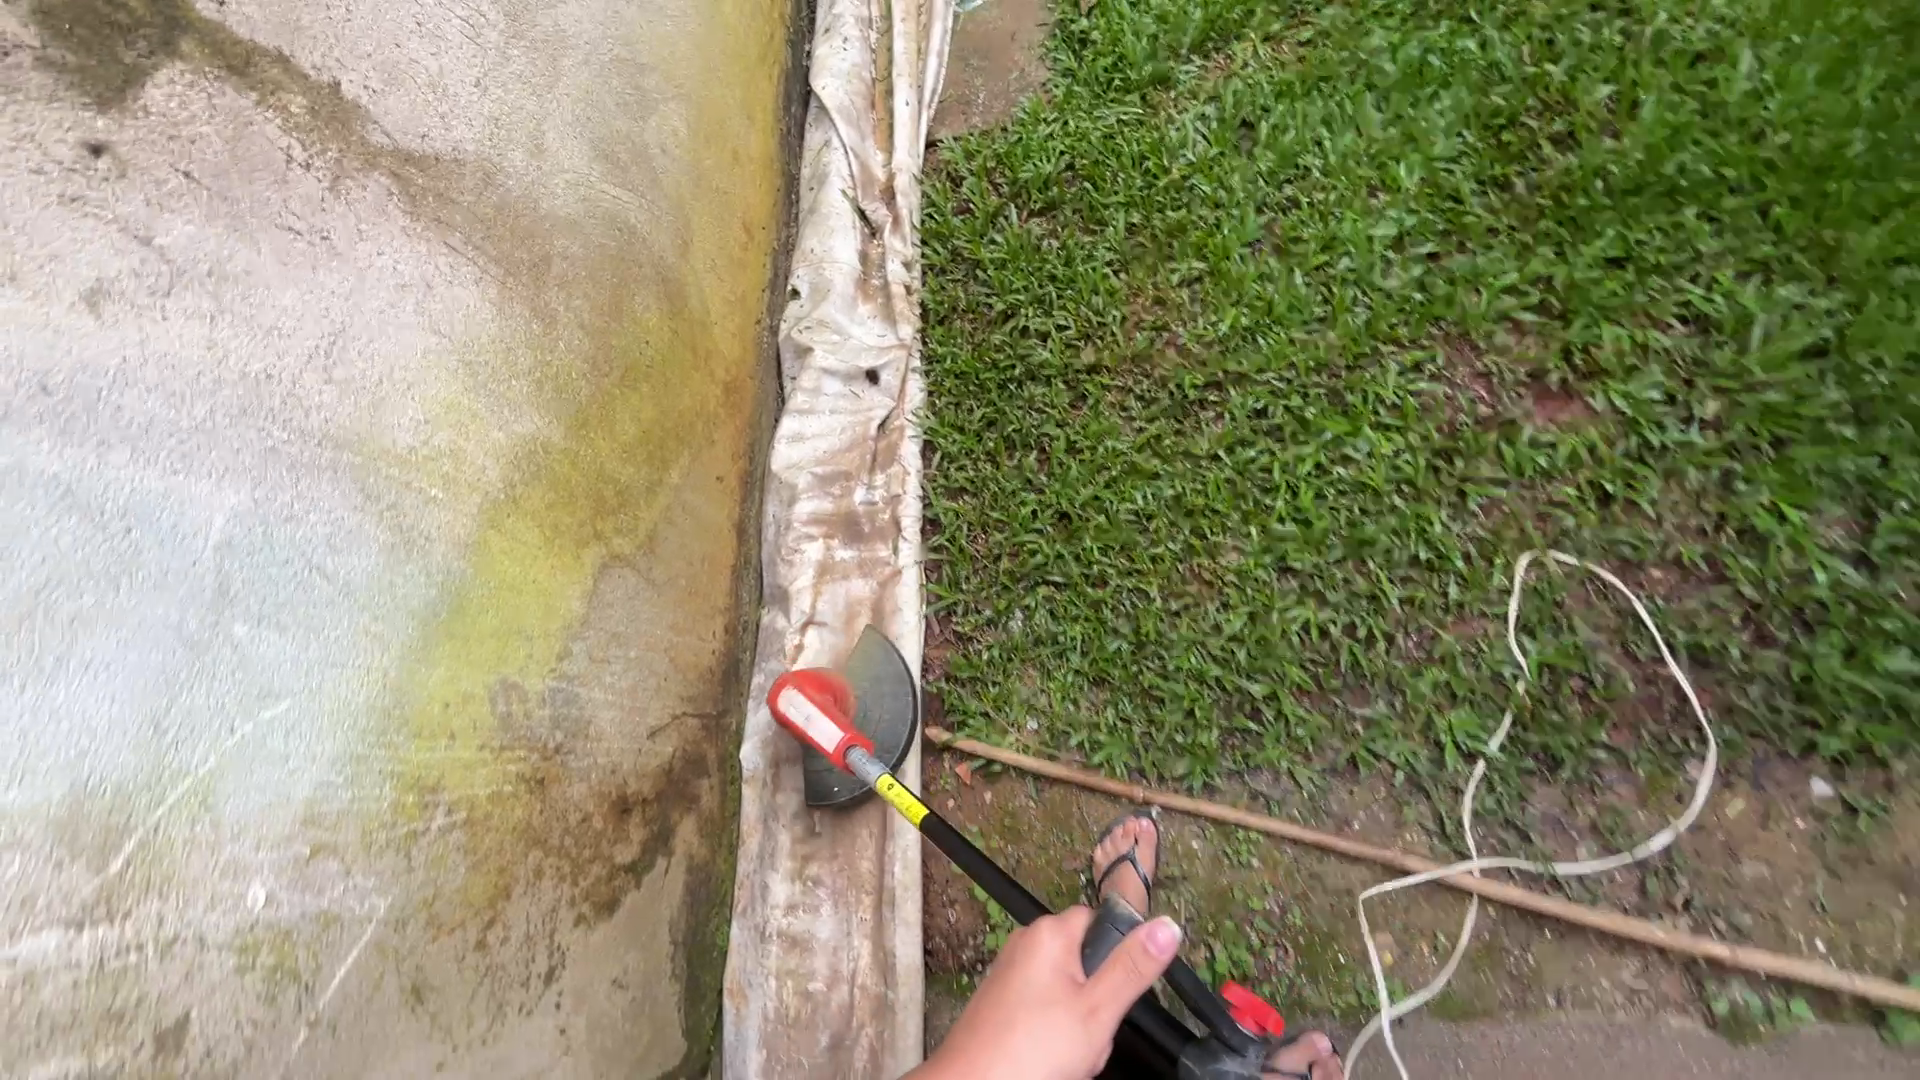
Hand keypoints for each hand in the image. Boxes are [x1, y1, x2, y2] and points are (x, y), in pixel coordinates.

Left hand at [910, 905, 1182, 1079]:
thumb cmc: (1032, 1049)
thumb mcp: (1097, 1010)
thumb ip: (1133, 968)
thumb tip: (1167, 925)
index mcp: (1049, 933)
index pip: (1097, 921)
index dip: (1114, 958)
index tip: (1113, 993)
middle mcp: (1026, 942)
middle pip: (1083, 961)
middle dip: (1095, 1001)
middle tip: (1088, 1032)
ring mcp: (1011, 971)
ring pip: (1066, 991)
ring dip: (1077, 1024)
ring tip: (1068, 1053)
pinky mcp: (1002, 999)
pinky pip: (1044, 1009)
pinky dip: (1053, 1033)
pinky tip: (1049, 1058)